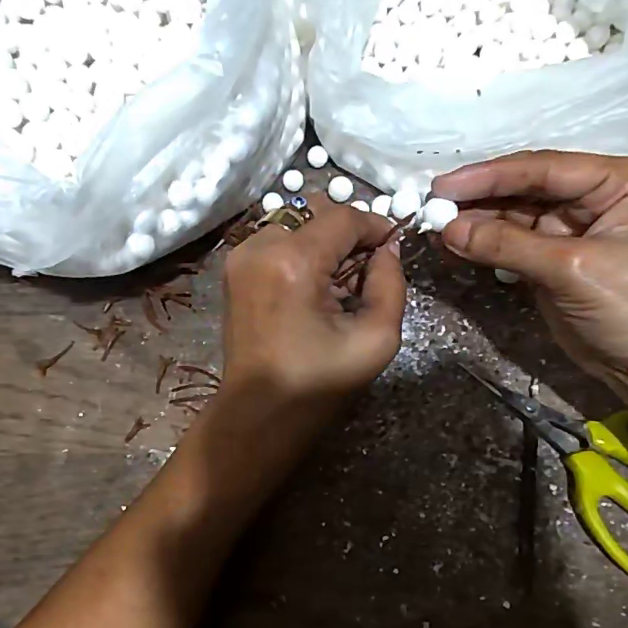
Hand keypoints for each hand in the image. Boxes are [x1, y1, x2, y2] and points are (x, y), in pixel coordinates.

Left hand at [219, 197, 405, 419]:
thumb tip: (387, 249)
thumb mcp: (376, 339)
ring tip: (338, 285)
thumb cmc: (318, 384)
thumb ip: (390, 284)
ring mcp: (241, 257)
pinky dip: (300, 254)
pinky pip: (276, 242)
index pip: (344, 217)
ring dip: (323, 244)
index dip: (375, 227)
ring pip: (296, 225)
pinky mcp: (234, 270)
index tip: (393, 249)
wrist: (258, 413)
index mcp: (293, 263)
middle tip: (365, 273)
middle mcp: (260, 248)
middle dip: (348, 236)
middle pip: (317, 215)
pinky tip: (312, 289)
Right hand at [432, 151, 627, 389]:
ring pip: (512, 214)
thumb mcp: (572, 270)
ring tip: (432, 225)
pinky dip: (482, 244)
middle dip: (477, 198)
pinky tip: (453, 244)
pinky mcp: (553, 257)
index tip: (442, 185)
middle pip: (524, 187)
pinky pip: (510, 243)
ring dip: (474, 221)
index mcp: (618, 181)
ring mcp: (571, 227)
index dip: (489, 176)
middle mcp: (594, 195)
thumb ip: (508, 245)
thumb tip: (448, 230)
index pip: (543, 168)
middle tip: (429, 205)